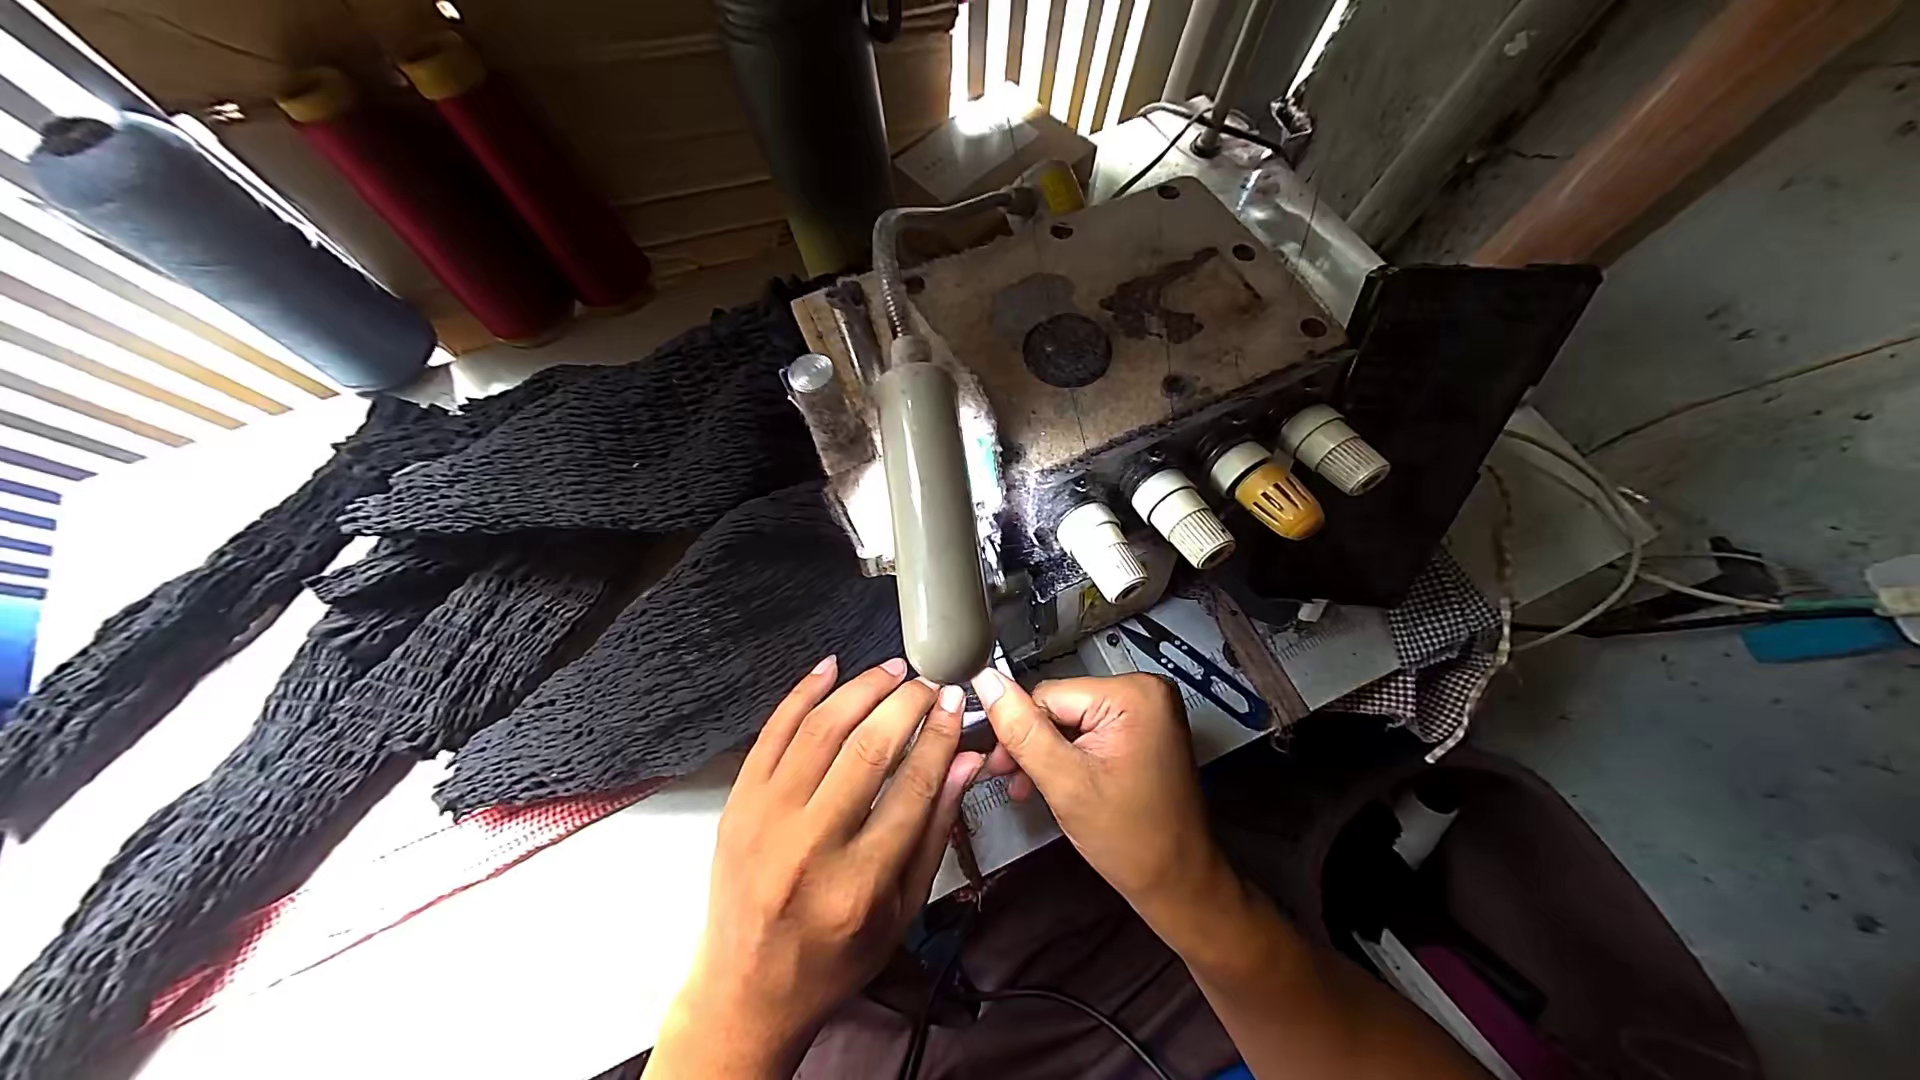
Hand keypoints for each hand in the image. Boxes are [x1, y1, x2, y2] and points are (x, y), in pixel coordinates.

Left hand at [648, 656, 983, 1077]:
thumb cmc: (833, 958)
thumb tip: (966, 760)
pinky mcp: (739, 802)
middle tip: (927, 684)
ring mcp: (765, 817)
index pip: (913, 786)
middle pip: (869, 748)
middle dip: (907, 704)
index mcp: (858, 883)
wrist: (746, 989)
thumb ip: (936, 829)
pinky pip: (773, 731)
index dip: (940, 736)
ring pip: (820, 729)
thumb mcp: (901, 909)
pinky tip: (831, 668)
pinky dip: (803, 692)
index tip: (954, 704)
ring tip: (892, 670)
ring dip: (862, 688)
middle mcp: (808, 844)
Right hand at [971, 670, 1229, 923]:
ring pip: (1069, 719)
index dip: (1021, 731)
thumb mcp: (1065, 782)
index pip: (1047, 694)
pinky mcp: (1141, 729)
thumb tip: (989, 684)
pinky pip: (1088, 729)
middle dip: (1034, 744)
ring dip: (1048, 752)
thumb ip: (1021, 730)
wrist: (1178, 884)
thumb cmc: (1138, 842)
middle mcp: (1146, 692)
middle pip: (1058, 705)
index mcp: (1134, 694)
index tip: (1007, 763)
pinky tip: (1062, 781)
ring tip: (1039, 785)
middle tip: (1021, 779)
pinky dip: (1069, 755)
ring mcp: (1146, 711)